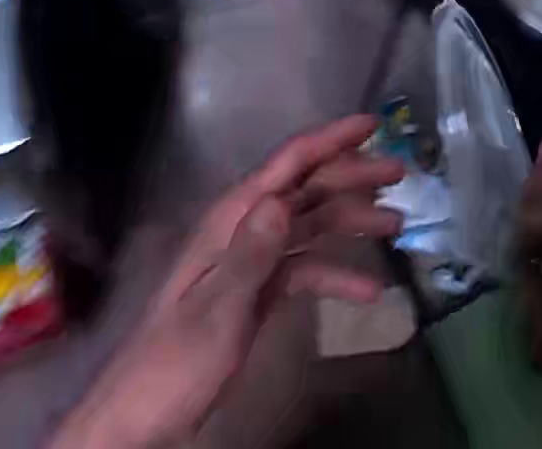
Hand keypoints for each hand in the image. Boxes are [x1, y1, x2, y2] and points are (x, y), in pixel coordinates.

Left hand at [53, 116, 404, 448]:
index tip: (373, 124)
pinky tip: (369, 292)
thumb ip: (250, 254)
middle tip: (400, 174)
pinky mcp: (262, 286)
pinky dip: (337, 274)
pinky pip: (308, 267)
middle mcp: (249, 225)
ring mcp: (256, 256)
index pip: (291, 162)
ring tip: (396, 224)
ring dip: (353, 220)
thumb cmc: (175, 361)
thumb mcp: (217, 309)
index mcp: (235, 217)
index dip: (333, 138)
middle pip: (309, 186)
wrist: (141, 420)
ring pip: (313, 222)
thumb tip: (282, 200)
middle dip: (354, 175)